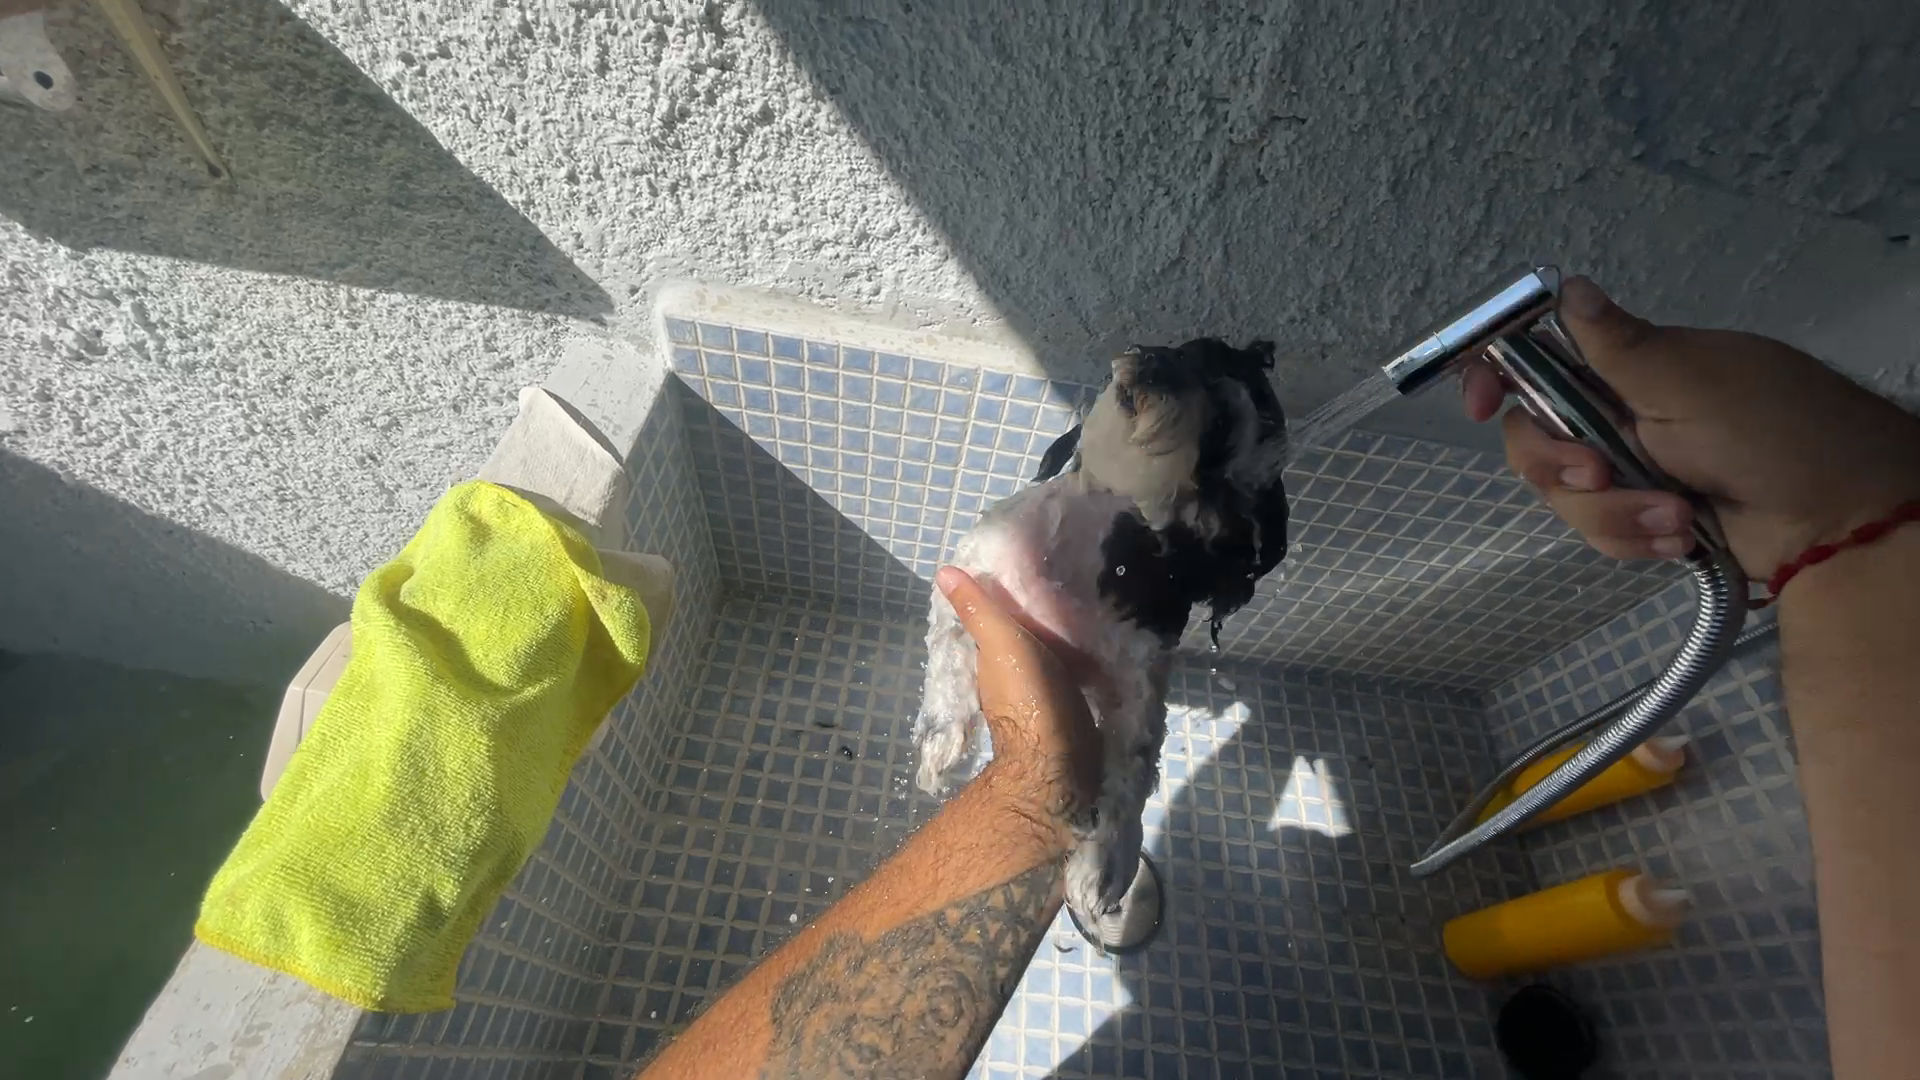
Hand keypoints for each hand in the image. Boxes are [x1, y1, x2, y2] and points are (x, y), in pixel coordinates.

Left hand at [934, 567, 1102, 829]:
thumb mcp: (1001, 642)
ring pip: (1048, 657)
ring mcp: (1038, 697)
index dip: (1009, 597)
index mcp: (990, 659)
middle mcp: (1008, 677)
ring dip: (1063, 640)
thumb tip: (941, 571)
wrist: (1061, 763)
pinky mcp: (1066, 711)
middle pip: (1024, 638)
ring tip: (1091, 612)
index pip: (996, 620)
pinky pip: (1070, 677)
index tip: (1034, 570)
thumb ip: (977, 608)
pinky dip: (1080, 663)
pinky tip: (1099, 652)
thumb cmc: (1029, 696)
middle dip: (1042, 618)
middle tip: (1072, 588)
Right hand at [1463, 277, 1919, 579]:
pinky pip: (1590, 529)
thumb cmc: (1778, 433)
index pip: (1531, 364)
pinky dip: (1629, 537)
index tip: (1478, 405)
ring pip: (1557, 492)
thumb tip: (1569, 286)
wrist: (1842, 522)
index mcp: (1624, 372)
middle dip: (1557, 465)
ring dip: (1610, 512)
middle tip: (1602, 475)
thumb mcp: (1693, 381)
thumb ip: (1619, 345)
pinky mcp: (1633, 514)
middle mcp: (1612, 417)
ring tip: (1675, 519)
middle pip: (1528, 438)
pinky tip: (1678, 539)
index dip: (1491, 379)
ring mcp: (1623, 468)